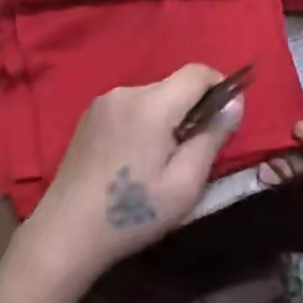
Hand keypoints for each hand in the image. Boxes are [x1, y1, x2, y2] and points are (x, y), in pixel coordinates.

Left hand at [16, 65, 244, 293]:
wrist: (68, 230)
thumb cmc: (133, 212)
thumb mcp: (185, 184)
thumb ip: (212, 137)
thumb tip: (234, 102)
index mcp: (151, 104)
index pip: (196, 72)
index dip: (220, 86)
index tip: (227, 116)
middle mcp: (125, 92)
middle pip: (172, 86)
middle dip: (191, 110)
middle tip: (193, 152)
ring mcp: (102, 102)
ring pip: (150, 97)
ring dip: (165, 117)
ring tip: (160, 161)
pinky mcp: (88, 116)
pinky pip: (129, 107)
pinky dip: (142, 122)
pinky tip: (134, 159)